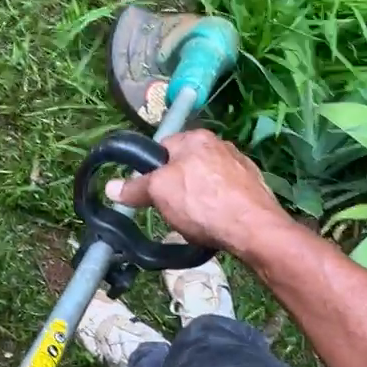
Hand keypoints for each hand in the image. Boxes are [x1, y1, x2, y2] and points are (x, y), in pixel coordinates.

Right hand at [105, 129, 289, 255]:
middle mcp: (221, 145)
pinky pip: (225, 195)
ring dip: (197, 199)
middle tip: (171, 210)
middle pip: (185, 165)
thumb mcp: (160, 193)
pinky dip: (218, 208)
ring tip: (194, 222)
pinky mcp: (254, 188)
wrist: (254, 228)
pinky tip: (216, 224)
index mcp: (197, 137)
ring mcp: (240, 166)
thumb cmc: (203, 203)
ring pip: (206, 182)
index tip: (150, 193)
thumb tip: (112, 187)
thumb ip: (136, 188)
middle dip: (176, 187)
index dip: (152, 171)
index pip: (163, 147)